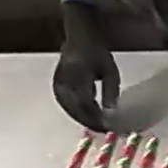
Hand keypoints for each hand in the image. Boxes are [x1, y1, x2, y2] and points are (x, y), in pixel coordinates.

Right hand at [53, 0, 118, 130]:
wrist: (78, 36)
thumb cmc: (96, 52)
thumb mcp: (110, 71)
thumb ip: (110, 92)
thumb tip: (110, 114)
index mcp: (77, 75)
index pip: (86, 104)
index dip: (97, 118)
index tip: (109, 127)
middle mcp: (64, 81)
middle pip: (77, 110)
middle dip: (92, 122)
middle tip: (105, 130)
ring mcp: (58, 85)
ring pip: (71, 111)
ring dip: (85, 120)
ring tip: (98, 126)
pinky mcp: (57, 88)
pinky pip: (66, 106)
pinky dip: (78, 114)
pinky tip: (88, 118)